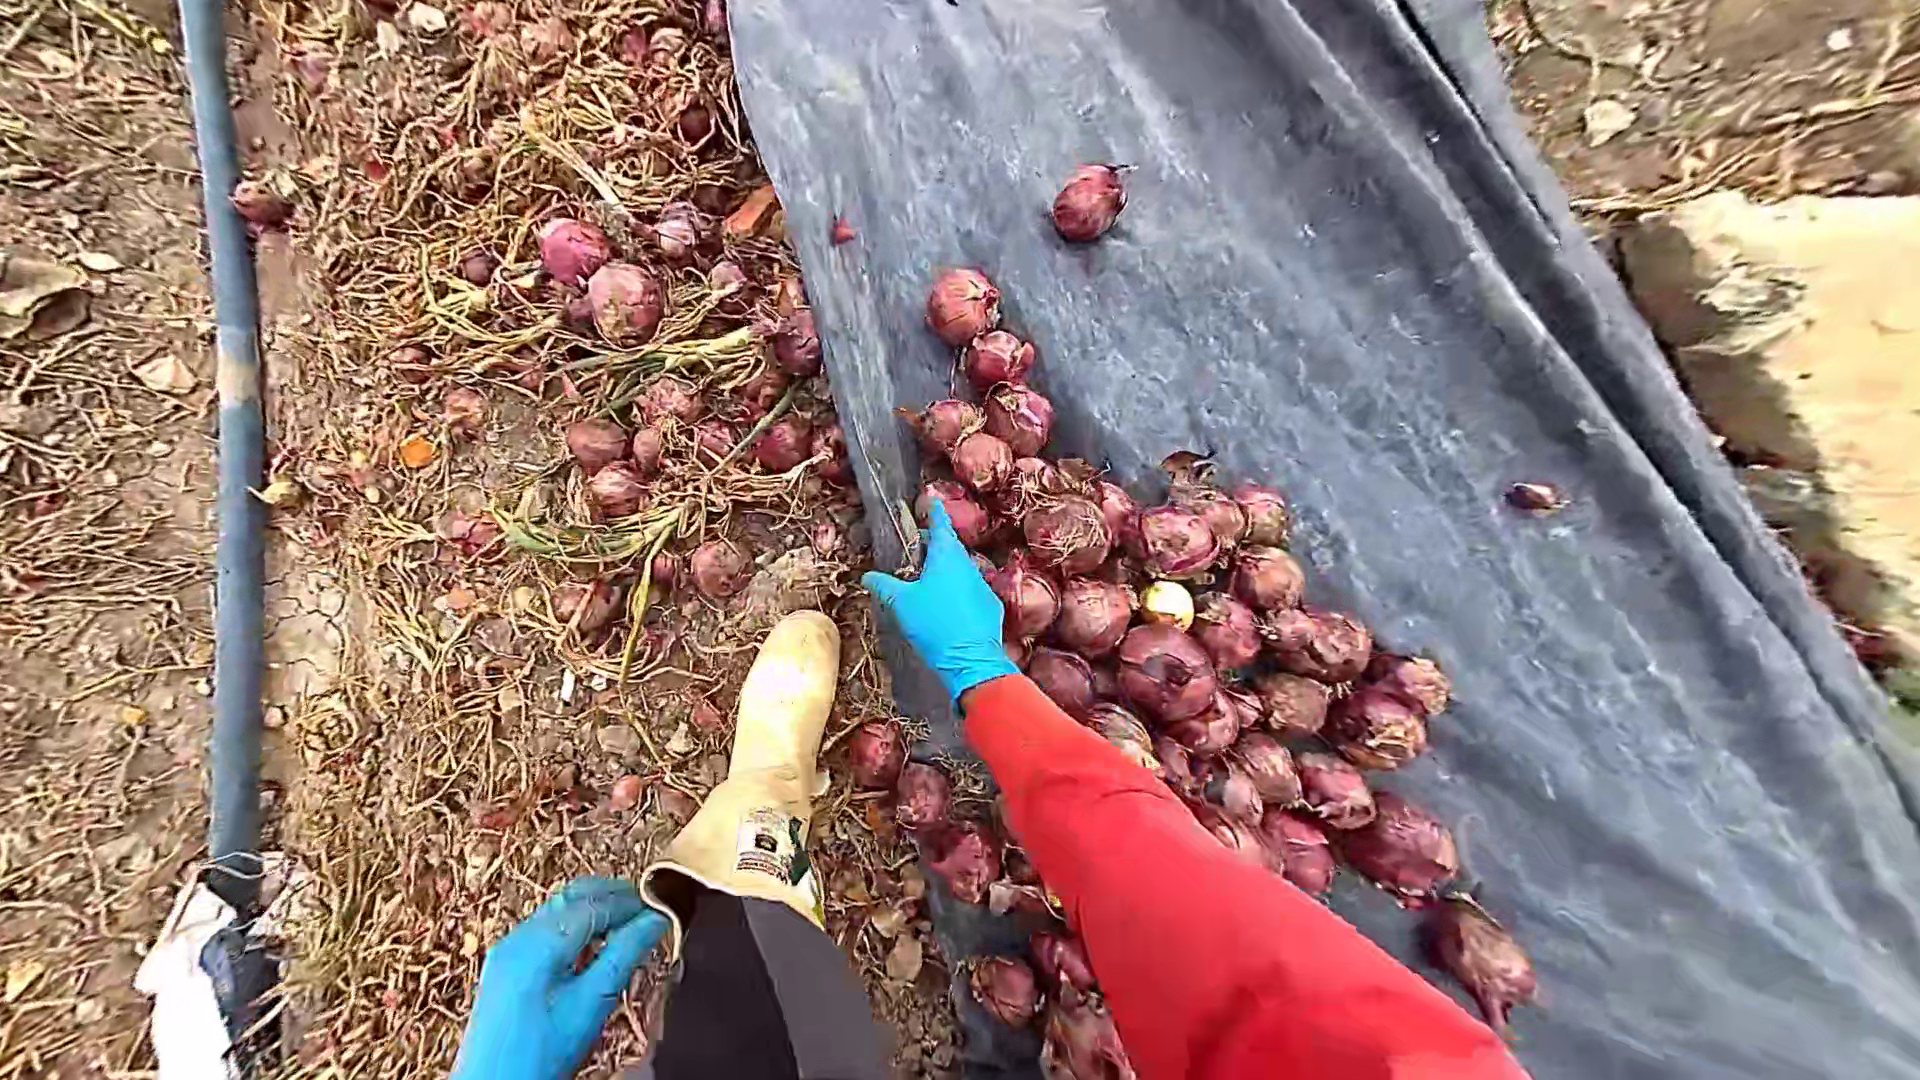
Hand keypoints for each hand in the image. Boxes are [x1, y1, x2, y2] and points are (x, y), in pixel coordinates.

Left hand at [453, 877, 667, 1079]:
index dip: (633, 903)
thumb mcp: (592, 1002)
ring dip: (597, 909)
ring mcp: (509, 950)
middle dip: (615, 898)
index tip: (661, 909)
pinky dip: (578, 925)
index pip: (597, 904)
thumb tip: (659, 917)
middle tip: (647, 911)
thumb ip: (627, 951)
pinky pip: (549, 926)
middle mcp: (519, 937)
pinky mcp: (506, 966)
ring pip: (563, 908)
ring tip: (626, 927)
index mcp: (538, 943)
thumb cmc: (541, 1056)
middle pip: (577, 895)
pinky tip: (595, 945)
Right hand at [862, 499, 1019, 700]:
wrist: (971, 660)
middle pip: (949, 547)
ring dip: (945, 570)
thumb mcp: (901, 604)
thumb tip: (868, 576)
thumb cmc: (933, 624)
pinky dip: (957, 591)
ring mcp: (982, 585)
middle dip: (933, 545)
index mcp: (946, 556)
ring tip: (926, 581)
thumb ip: (884, 586)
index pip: (940, 525)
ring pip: (960, 570)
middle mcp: (967, 565)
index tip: (931, 503)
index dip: (934, 513)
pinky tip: (946, 607)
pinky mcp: (990, 605)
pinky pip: (971, 590)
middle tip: (915, 550)